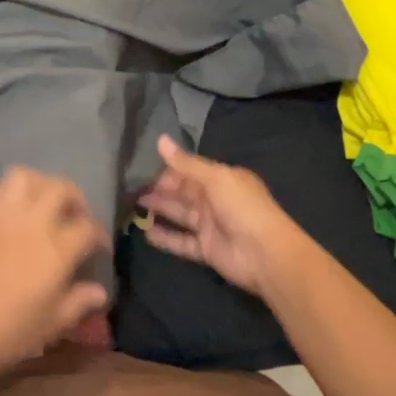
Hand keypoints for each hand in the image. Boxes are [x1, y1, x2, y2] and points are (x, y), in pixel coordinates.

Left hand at [0, 167, 109, 384]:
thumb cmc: (6, 335)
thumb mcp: (50, 327)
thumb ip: (77, 303)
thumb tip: (99, 292)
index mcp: (56, 250)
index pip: (86, 227)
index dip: (98, 235)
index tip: (99, 249)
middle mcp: (31, 224)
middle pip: (59, 188)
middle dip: (74, 197)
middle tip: (75, 217)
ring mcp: (1, 218)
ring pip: (23, 177)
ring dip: (38, 184)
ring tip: (43, 205)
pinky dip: (2, 194)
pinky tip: (8, 213)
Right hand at [138, 135, 293, 295]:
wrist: (267, 256)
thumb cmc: (243, 208)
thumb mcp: (216, 178)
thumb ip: (185, 163)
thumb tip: (159, 139)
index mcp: (221, 179)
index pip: (188, 169)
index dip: (166, 167)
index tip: (139, 165)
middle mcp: (214, 199)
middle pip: (181, 191)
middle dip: (158, 187)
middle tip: (128, 185)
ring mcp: (210, 225)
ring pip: (179, 214)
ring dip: (158, 209)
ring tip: (130, 204)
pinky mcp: (206, 249)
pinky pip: (181, 241)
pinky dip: (165, 238)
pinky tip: (145, 233)